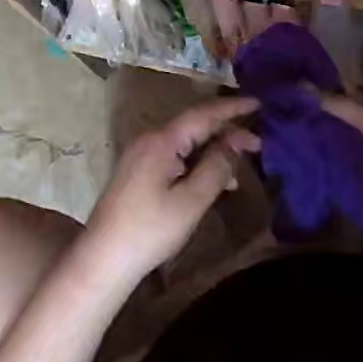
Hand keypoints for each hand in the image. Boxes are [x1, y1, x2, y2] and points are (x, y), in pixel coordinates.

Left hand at [76, 98, 261, 291]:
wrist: (104, 257)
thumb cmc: (150, 229)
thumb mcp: (191, 201)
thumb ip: (216, 168)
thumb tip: (235, 142)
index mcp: (161, 141)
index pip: (202, 114)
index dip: (231, 108)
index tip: (258, 104)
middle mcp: (149, 139)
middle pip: (193, 126)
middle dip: (226, 131)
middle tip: (258, 142)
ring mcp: (141, 154)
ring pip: (185, 142)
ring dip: (213, 149)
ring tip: (242, 162)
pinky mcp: (139, 171)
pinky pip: (175, 156)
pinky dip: (197, 162)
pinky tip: (215, 180)